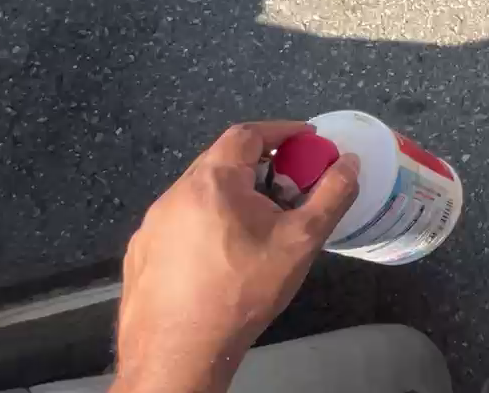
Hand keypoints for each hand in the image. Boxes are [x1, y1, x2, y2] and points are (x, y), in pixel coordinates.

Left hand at [113, 122, 359, 392]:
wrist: (177, 358)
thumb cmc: (244, 290)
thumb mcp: (304, 238)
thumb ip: (334, 192)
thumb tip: (348, 162)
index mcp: (210, 185)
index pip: (246, 134)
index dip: (282, 130)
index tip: (308, 142)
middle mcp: (173, 198)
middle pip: (222, 159)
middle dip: (264, 161)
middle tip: (294, 182)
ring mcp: (150, 229)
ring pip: (201, 190)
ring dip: (237, 190)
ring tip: (265, 218)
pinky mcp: (140, 257)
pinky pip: (182, 218)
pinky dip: (212, 216)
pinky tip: (229, 249)